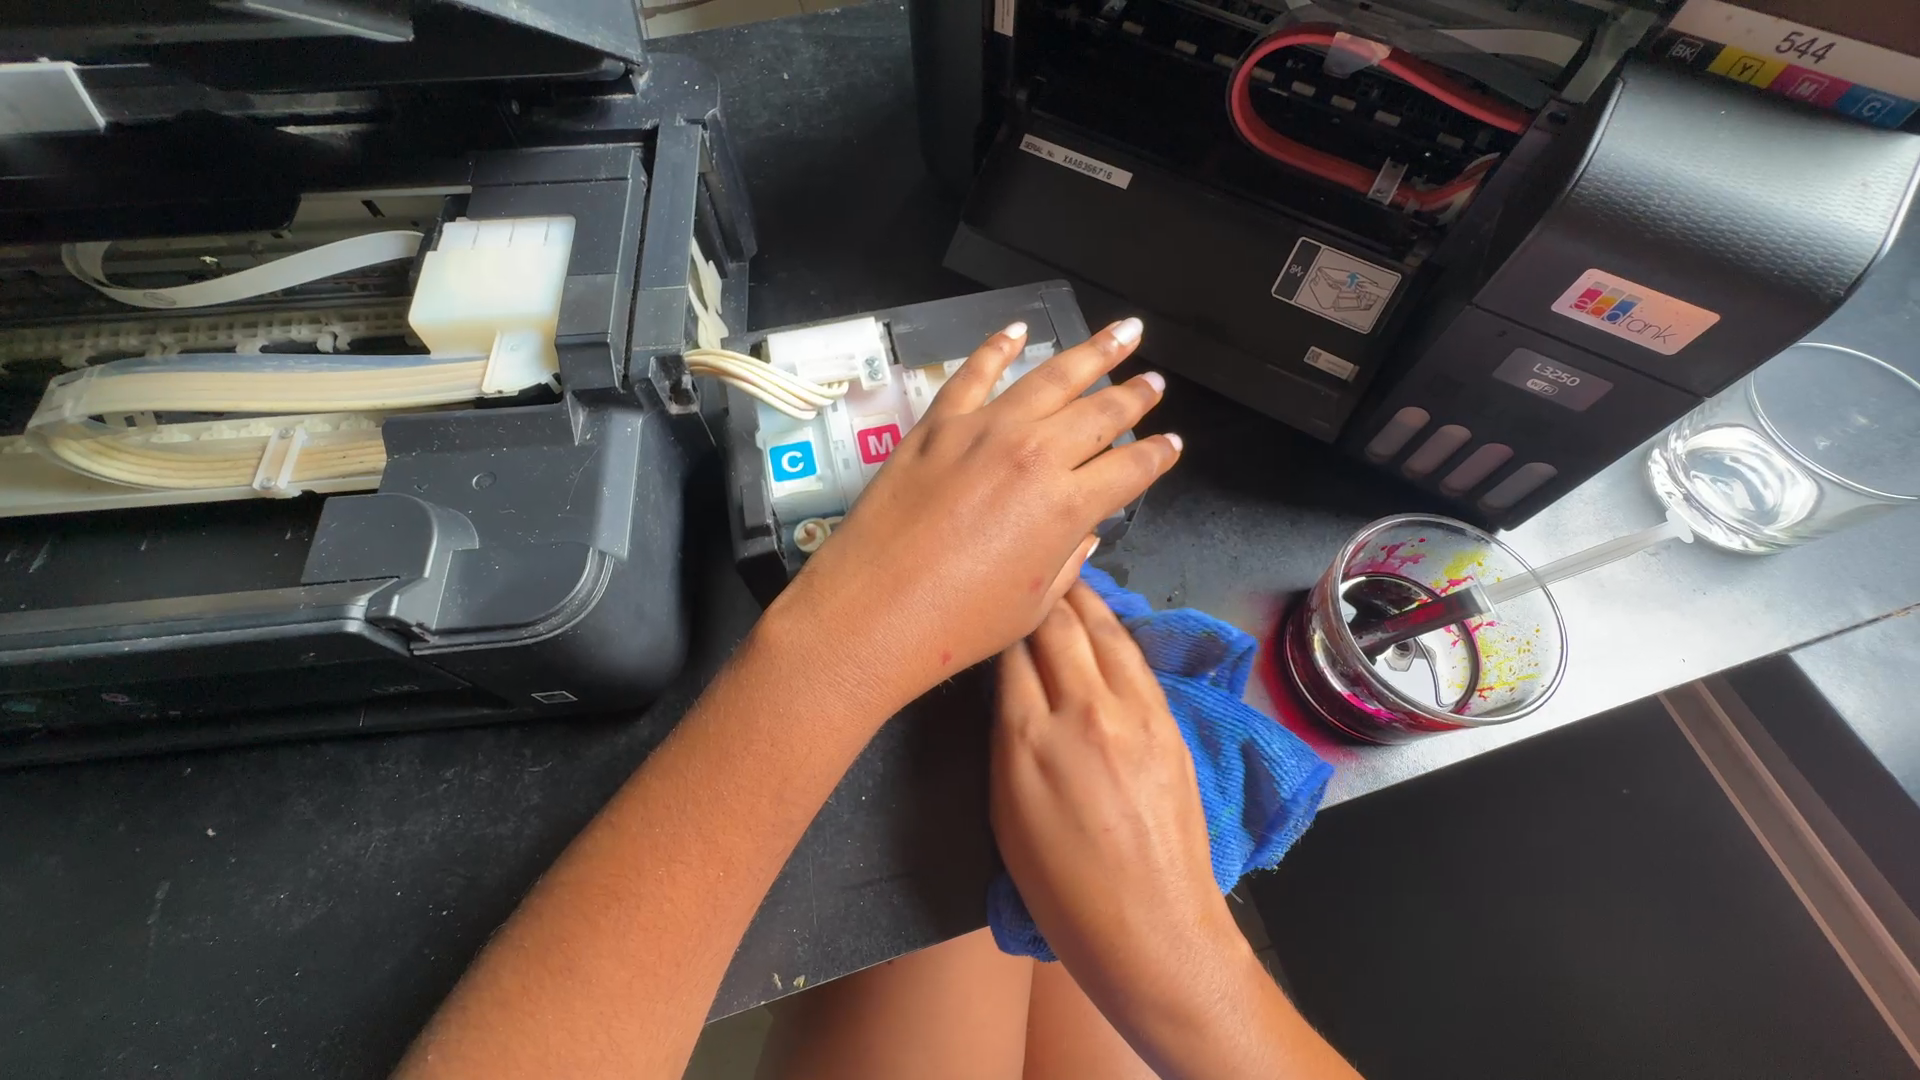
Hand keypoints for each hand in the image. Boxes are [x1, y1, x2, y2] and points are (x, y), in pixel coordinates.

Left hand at [768, 318, 1180, 709]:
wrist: (872, 612)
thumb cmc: (958, 625)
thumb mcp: (1033, 605)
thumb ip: (1068, 559)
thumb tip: (1085, 530)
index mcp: (1068, 506)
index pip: (1131, 469)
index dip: (1158, 456)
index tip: (1173, 444)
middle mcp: (1036, 455)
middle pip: (1101, 413)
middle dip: (1136, 395)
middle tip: (1156, 380)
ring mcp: (984, 431)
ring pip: (1050, 378)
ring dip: (1093, 352)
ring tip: (1124, 331)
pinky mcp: (937, 424)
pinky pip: (973, 373)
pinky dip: (997, 347)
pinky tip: (1018, 329)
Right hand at [991, 586, 1364, 1079]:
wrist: (1155, 932)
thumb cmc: (1062, 891)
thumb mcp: (1006, 813)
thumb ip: (1005, 738)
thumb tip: (1008, 686)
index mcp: (1027, 741)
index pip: (1009, 651)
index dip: (999, 618)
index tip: (990, 597)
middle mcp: (1082, 712)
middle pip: (1055, 626)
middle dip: (1038, 589)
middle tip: (1024, 562)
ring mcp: (1134, 713)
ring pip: (1101, 629)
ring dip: (1080, 593)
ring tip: (1063, 568)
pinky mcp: (1169, 722)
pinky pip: (1133, 656)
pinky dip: (1113, 627)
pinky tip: (1102, 614)